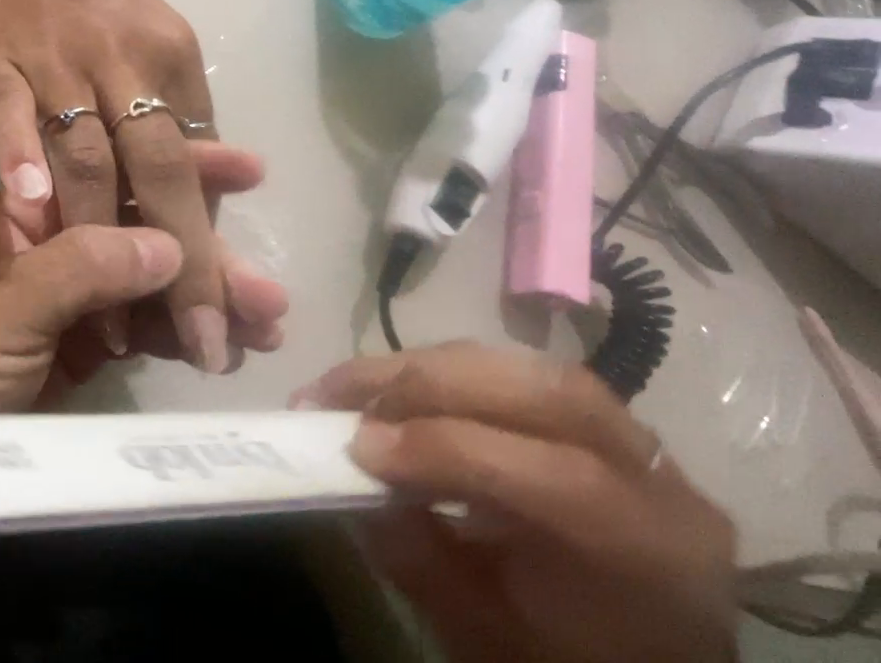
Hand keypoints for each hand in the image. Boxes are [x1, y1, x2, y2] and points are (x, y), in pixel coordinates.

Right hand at [0, 0, 236, 373]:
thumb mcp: (149, 42)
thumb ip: (173, 113)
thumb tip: (207, 192)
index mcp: (172, 58)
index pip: (201, 163)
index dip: (219, 241)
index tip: (237, 316)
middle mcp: (124, 62)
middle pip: (162, 171)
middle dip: (189, 265)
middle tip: (210, 345)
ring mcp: (56, 63)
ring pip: (88, 156)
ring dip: (104, 238)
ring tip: (118, 324)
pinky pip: (10, 114)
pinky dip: (20, 158)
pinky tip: (30, 211)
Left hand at [0, 150, 286, 414]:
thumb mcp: (7, 306)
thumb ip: (84, 268)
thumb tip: (173, 242)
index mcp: (26, 213)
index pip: (111, 176)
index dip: (178, 170)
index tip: (248, 169)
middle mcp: (53, 245)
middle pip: (143, 236)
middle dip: (207, 259)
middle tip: (270, 296)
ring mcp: (69, 298)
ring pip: (150, 287)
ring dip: (205, 303)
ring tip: (266, 331)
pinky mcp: (79, 346)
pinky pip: (140, 331)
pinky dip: (179, 337)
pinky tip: (222, 351)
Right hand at [299, 344, 737, 662]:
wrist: (634, 658)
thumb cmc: (556, 655)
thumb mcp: (481, 632)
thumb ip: (420, 558)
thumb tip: (355, 476)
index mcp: (649, 558)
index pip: (561, 479)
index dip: (449, 450)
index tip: (357, 447)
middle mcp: (660, 485)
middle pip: (549, 395)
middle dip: (430, 384)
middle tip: (340, 398)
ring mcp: (638, 446)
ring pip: (530, 369)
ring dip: (428, 368)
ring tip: (352, 384)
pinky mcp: (601, 425)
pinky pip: (522, 375)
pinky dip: (448, 372)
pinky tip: (396, 388)